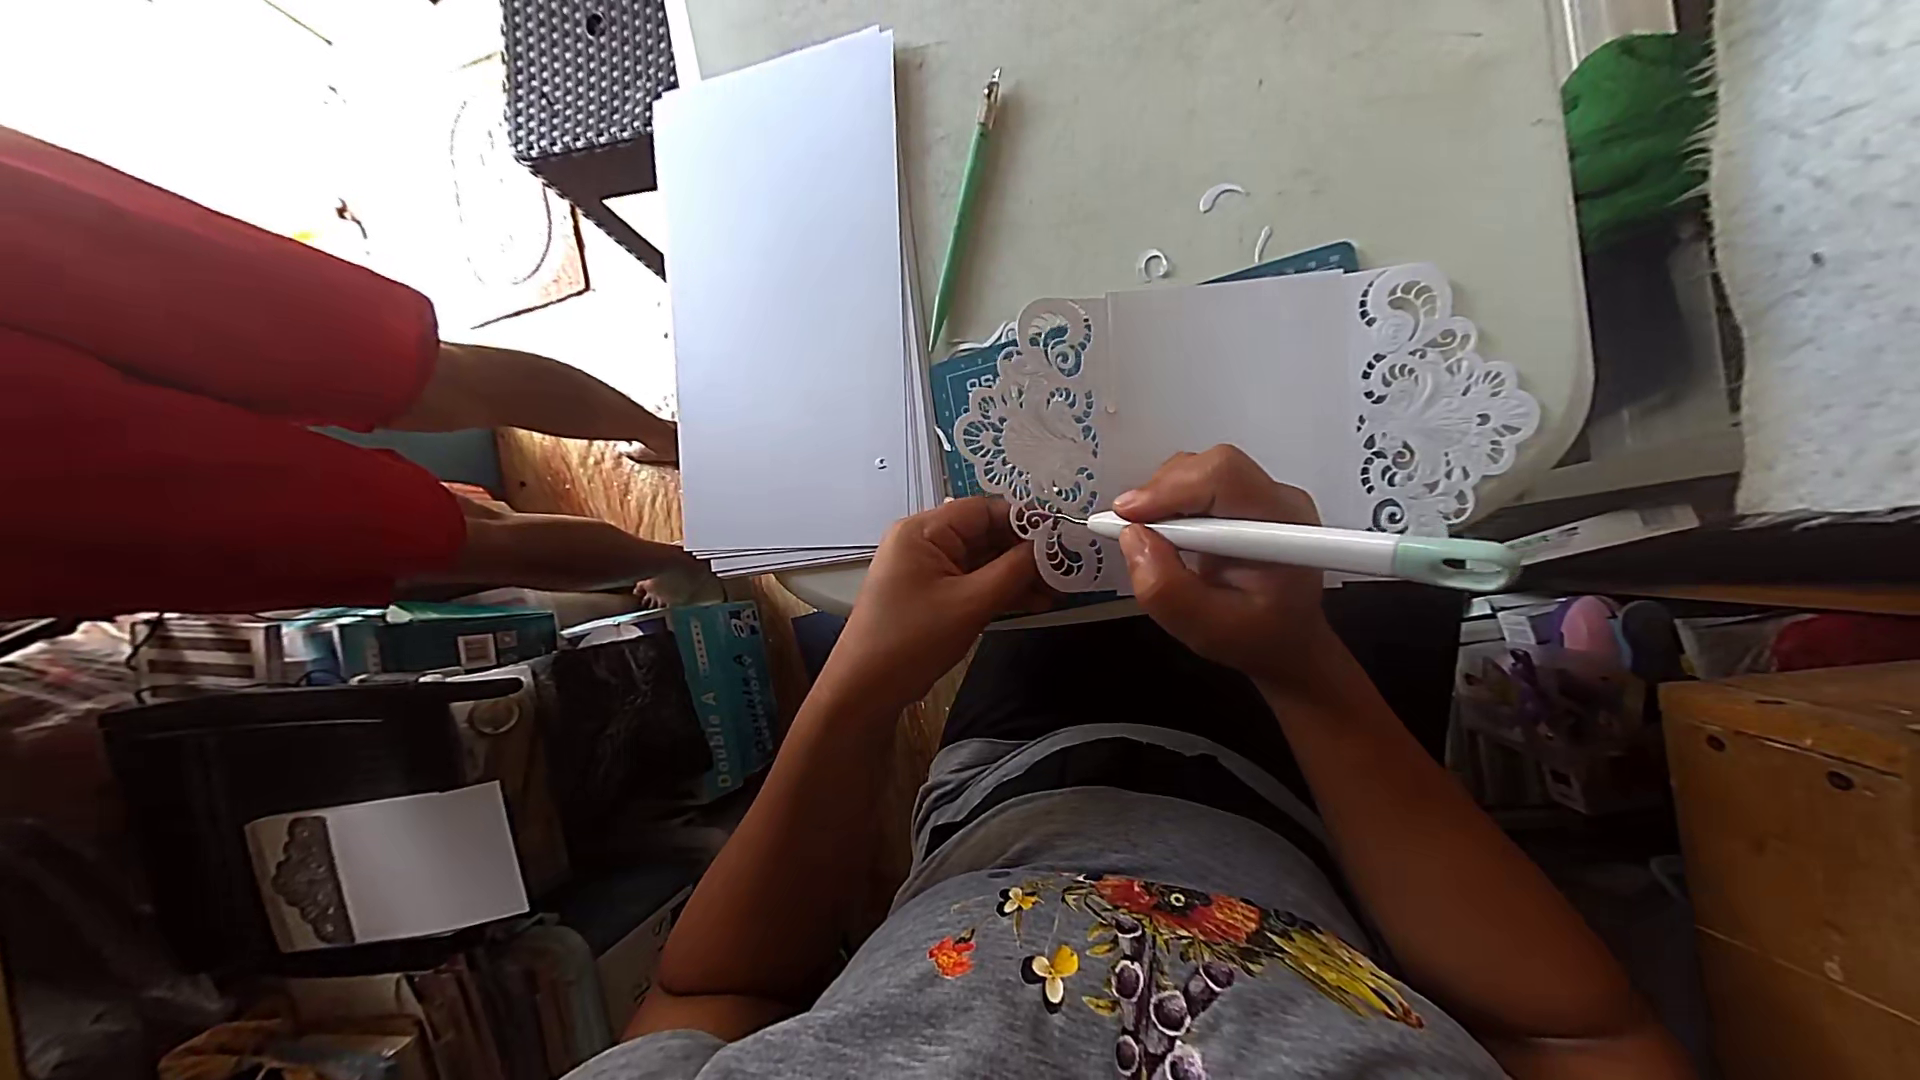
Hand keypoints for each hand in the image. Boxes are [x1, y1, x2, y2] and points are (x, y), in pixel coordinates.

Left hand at [824, 498, 1055, 708]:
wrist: (866, 688)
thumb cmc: (912, 640)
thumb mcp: (970, 603)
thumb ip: (1013, 570)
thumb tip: (1048, 546)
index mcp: (924, 530)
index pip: (983, 510)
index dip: (1024, 519)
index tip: (1061, 535)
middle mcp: (925, 541)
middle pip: (985, 534)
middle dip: (1026, 552)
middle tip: (1066, 567)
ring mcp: (929, 568)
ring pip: (984, 560)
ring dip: (1018, 574)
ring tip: (1057, 590)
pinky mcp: (935, 593)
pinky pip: (974, 581)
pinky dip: (1001, 590)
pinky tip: (1034, 601)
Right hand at [1114, 445, 1334, 686]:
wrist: (1281, 640)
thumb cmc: (1253, 637)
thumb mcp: (1204, 629)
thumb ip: (1166, 589)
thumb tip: (1133, 537)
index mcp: (1280, 530)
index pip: (1223, 479)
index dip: (1169, 490)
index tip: (1128, 517)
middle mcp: (1276, 500)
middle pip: (1208, 466)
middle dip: (1160, 494)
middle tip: (1132, 531)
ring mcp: (1260, 494)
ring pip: (1196, 469)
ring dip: (1162, 499)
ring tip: (1155, 541)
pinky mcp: (1240, 496)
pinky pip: (1194, 481)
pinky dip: (1167, 503)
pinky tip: (1167, 535)